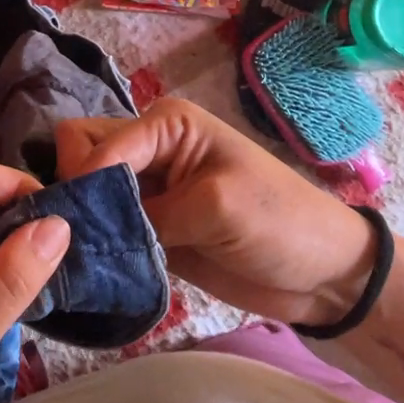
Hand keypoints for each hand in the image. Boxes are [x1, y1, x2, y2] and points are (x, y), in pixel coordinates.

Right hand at [56, 97, 374, 325]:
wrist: (327, 278)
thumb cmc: (281, 223)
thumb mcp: (215, 206)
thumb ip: (146, 212)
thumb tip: (84, 228)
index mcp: (164, 124)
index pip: (91, 140)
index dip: (84, 177)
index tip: (86, 220)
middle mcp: (146, 149)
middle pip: (77, 156)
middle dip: (76, 192)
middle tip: (86, 232)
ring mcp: (145, 189)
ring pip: (84, 192)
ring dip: (83, 221)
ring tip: (90, 253)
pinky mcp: (146, 227)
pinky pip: (102, 227)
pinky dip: (96, 244)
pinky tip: (99, 264)